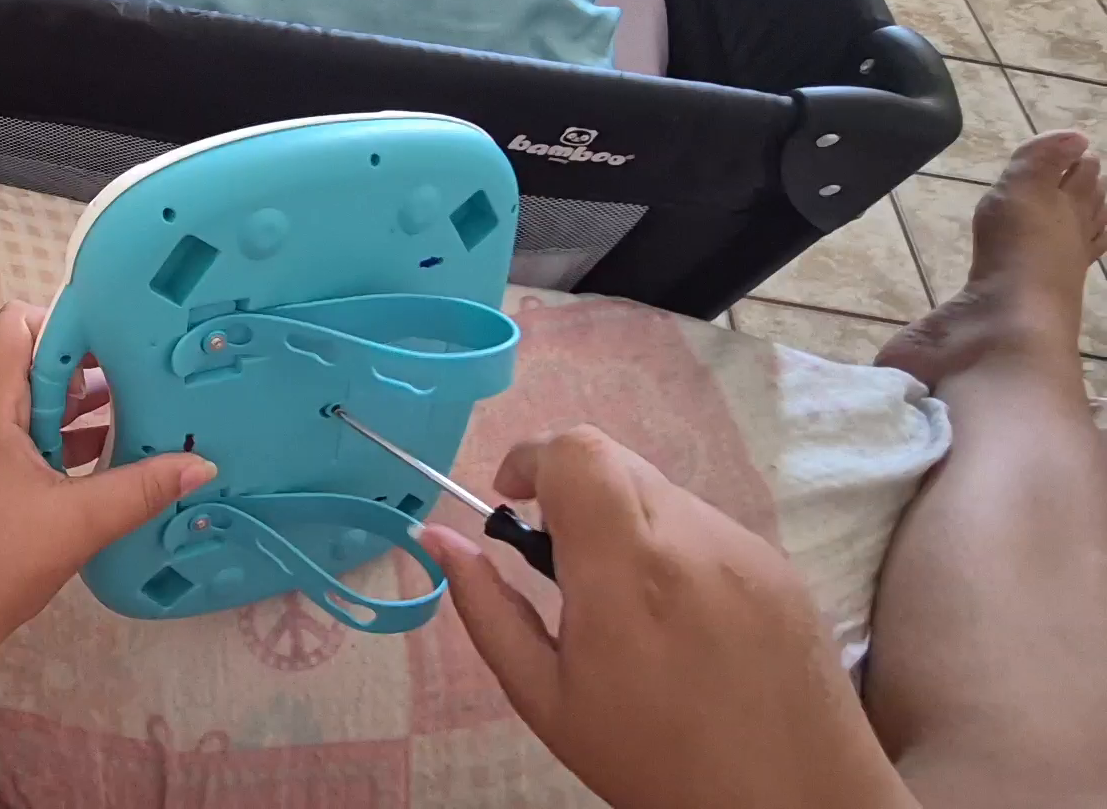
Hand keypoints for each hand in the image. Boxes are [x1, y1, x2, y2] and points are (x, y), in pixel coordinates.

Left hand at [0, 303, 216, 668]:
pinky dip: (65, 428)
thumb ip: (143, 488)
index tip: (120, 340)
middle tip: (139, 372)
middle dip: (84, 359)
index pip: (18, 322)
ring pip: (31, 391)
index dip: (68, 321)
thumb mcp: (77, 522)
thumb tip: (203, 465)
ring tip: (137, 403)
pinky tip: (111, 447)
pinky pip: (28, 424)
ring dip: (78, 397)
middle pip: (29, 352)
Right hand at [417, 426, 915, 808]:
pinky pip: (696, 517)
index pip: (577, 453)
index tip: (511, 497)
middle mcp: (692, 541)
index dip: (532, 456)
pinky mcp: (780, 564)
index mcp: (627, 573)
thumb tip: (435, 536)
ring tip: (615, 591)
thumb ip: (484, 605)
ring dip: (612, 512)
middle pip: (608, 456)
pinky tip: (669, 608)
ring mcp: (745, 549)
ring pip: (651, 484)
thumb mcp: (542, 695)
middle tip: (554, 552)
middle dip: (563, 485)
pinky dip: (659, 536)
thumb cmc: (653, 761)